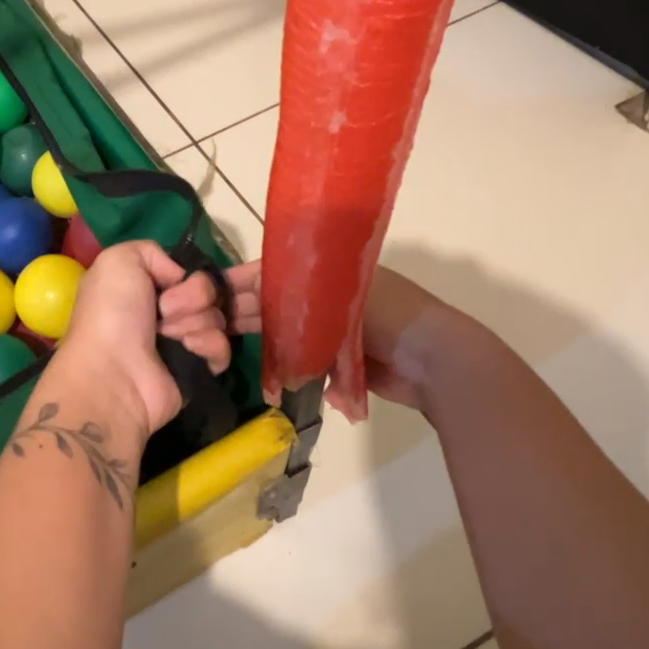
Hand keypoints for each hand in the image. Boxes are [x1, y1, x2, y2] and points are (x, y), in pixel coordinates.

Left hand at [54, 241, 232, 435]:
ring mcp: (184, 342)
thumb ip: (150, 251)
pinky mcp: (199, 369)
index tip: (170, 283)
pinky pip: (223, 347)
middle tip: (163, 313)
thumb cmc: (112, 313)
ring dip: (193, 323)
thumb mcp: (118, 261)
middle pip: (208, 292)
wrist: (113, 373)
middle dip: (190, 298)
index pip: (189, 272)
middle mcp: (166, 313)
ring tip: (167, 337)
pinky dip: (207, 346)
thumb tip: (179, 275)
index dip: (186, 275)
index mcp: (147, 288)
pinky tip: (187, 351)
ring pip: (217, 317)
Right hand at [215, 261, 502, 411]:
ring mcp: (339, 333)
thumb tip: (253, 289)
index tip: (214, 289)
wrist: (438, 362)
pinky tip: (269, 376)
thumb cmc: (391, 317)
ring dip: (264, 341)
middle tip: (211, 322)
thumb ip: (298, 296)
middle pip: (280, 303)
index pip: (279, 272)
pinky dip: (290, 367)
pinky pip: (308, 361)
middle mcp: (332, 299)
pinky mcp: (346, 364)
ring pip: (290, 333)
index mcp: (332, 273)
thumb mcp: (340, 295)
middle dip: (247, 311)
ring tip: (226, 346)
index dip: (246, 280)